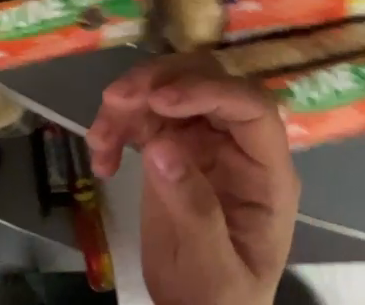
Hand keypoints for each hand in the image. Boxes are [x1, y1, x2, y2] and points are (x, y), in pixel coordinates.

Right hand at [88, 57, 299, 304]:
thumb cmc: (217, 299)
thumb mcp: (213, 269)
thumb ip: (195, 211)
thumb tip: (162, 148)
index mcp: (266, 171)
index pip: (250, 107)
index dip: (207, 91)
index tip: (159, 99)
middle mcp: (236, 144)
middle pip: (204, 81)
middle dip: (157, 81)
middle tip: (115, 99)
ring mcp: (201, 140)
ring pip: (166, 87)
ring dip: (128, 102)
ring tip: (99, 137)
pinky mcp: (168, 143)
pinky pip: (140, 113)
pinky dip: (114, 125)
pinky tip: (100, 157)